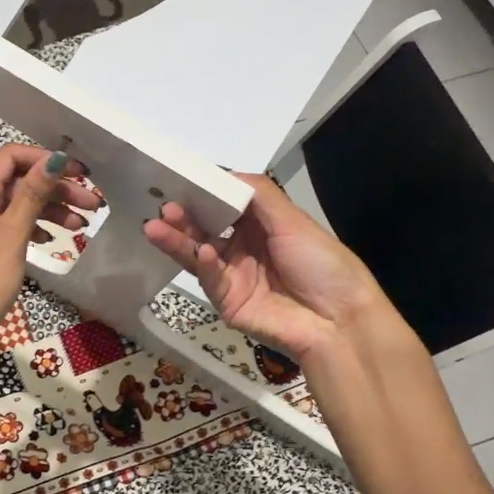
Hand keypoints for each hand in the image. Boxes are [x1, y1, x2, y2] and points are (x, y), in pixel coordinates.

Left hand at [0, 144, 100, 350]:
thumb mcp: (13, 234)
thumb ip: (34, 193)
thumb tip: (55, 159)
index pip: (9, 158)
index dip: (43, 159)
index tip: (77, 171)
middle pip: (17, 182)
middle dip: (55, 188)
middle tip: (92, 202)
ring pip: (18, 204)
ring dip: (50, 209)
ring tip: (83, 224)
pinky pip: (11, 224)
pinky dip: (35, 226)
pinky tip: (56, 238)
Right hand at [142, 171, 387, 361]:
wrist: (338, 320)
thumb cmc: (322, 264)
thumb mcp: (293, 221)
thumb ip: (259, 196)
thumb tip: (225, 174)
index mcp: (262, 227)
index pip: (224, 207)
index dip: (204, 194)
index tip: (180, 180)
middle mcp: (243, 249)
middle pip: (206, 230)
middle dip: (184, 217)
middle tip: (163, 205)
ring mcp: (232, 277)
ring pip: (199, 254)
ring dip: (178, 240)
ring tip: (155, 226)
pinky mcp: (226, 302)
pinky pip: (211, 279)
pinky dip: (204, 263)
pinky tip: (201, 251)